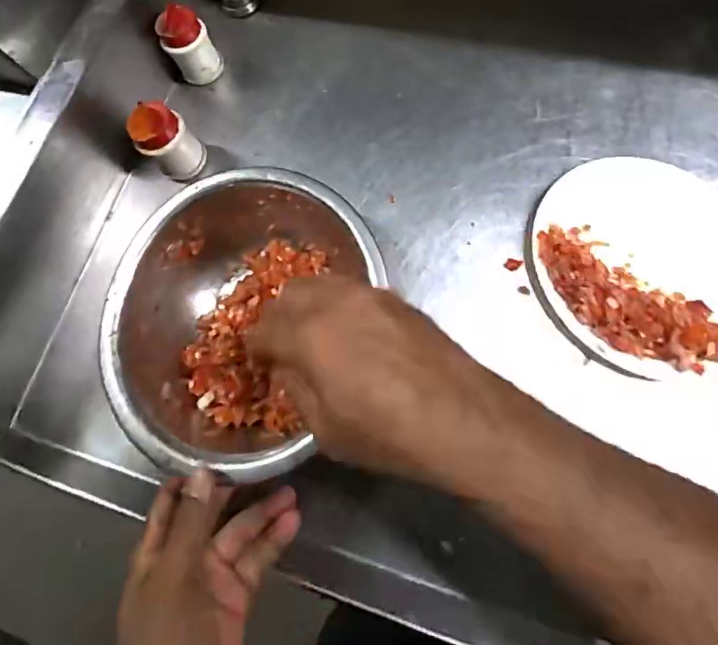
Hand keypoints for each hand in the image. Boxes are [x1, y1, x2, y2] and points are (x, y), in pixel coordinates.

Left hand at [117, 468, 301, 644]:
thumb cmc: (165, 635)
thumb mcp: (172, 576)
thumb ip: (189, 524)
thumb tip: (200, 469)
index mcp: (155, 552)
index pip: (171, 503)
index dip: (191, 476)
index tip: (217, 446)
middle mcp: (184, 559)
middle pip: (211, 514)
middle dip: (238, 490)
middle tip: (266, 462)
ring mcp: (211, 579)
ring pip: (239, 535)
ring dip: (264, 514)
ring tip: (291, 491)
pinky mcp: (236, 598)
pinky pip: (256, 562)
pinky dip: (274, 542)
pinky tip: (292, 522)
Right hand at [247, 273, 516, 489]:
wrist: (462, 416)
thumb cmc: (387, 433)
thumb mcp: (326, 429)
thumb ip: (297, 388)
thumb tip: (287, 367)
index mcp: (309, 333)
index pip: (264, 328)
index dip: (255, 347)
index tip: (258, 362)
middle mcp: (335, 301)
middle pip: (289, 294)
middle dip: (277, 319)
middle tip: (282, 347)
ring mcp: (368, 293)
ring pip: (322, 284)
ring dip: (307, 305)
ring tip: (315, 336)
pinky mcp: (395, 298)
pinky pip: (351, 290)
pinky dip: (337, 304)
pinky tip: (350, 333)